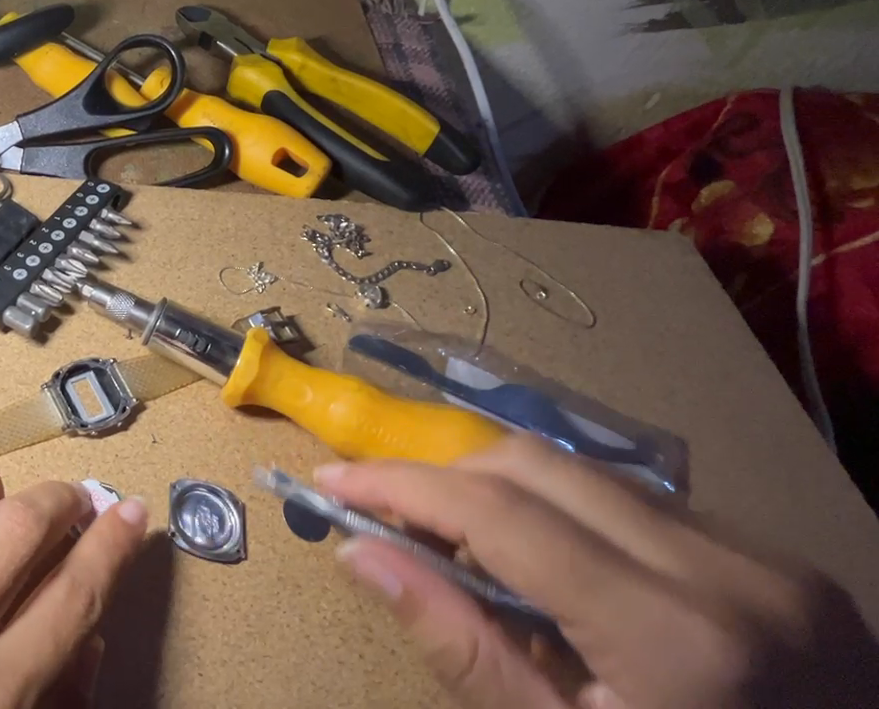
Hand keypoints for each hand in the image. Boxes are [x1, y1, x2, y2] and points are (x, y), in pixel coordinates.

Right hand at [319, 434, 878, 708]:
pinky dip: (558, 508)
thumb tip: (357, 553)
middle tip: (384, 511)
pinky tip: (541, 558)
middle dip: (441, 476)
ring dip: (495, 487)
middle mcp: (730, 574)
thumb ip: (459, 644)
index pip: (499, 512)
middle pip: (533, 464)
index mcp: (678, 639)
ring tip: (456, 538)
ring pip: (579, 469)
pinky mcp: (778, 560)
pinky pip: (630, 497)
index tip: (331, 481)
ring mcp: (767, 561)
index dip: (400, 486)